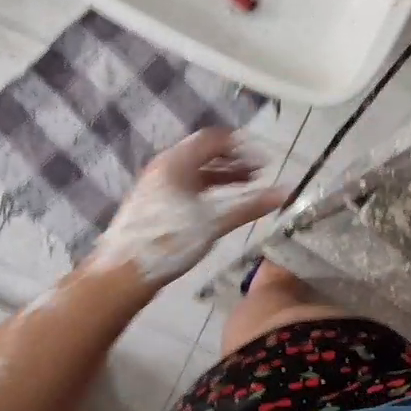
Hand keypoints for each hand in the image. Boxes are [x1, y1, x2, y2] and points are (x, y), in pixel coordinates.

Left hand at [88, 129, 289, 288]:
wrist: (125, 272)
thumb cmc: (171, 241)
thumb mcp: (215, 222)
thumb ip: (250, 206)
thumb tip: (285, 193)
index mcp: (177, 163)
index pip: (213, 139)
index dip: (241, 145)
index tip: (263, 160)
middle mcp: (165, 166)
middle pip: (204, 152)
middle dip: (234, 160)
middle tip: (258, 173)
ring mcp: (156, 183)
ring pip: (195, 169)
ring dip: (221, 174)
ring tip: (245, 186)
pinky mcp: (154, 200)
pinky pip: (186, 182)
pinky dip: (207, 187)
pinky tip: (220, 203)